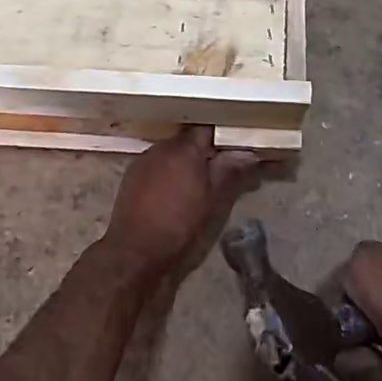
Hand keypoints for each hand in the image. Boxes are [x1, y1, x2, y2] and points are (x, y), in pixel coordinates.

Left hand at [103, 127, 262, 280]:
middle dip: (200, 151)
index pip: (208, 129)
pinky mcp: (131, 174)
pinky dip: (165, 171)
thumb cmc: (180, 223)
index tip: (230, 151)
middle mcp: (163, 147)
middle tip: (213, 171)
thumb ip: (231, 170)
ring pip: (170, 151)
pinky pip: (155, 164)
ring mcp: (144, 159)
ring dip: (181, 161)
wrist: (135, 251)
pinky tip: (168, 192)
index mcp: (186, 148)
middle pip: (188, 139)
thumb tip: (250, 154)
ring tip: (190, 184)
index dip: (220, 139)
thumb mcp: (213, 199)